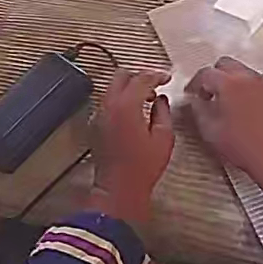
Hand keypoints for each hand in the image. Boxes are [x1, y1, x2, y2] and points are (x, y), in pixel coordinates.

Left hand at [91, 68, 174, 223]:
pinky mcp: (95, 125)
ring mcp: (99, 115)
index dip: (156, 75)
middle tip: (155, 85)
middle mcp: (108, 106)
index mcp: (126, 106)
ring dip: (129, 88)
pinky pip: (107, 102)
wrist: (118, 188)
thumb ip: (163, 113)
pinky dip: (120, 100)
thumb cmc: (142, 167)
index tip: (166, 78)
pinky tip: (133, 113)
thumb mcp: (163, 138)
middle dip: (139, 76)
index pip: (141, 79)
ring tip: (146, 100)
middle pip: (121, 76)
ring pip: (112, 88)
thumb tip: (161, 101)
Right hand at [185, 58, 262, 188]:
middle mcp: (249, 79)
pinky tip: (246, 107)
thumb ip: (198, 111)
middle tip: (207, 94)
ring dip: (233, 82)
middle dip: (214, 78)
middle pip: (225, 65)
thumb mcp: (210, 131)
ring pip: (244, 72)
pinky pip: (261, 83)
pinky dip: (250, 89)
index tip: (192, 94)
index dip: (194, 84)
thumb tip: (196, 104)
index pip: (205, 73)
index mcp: (229, 83)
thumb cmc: (249, 148)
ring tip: (227, 102)